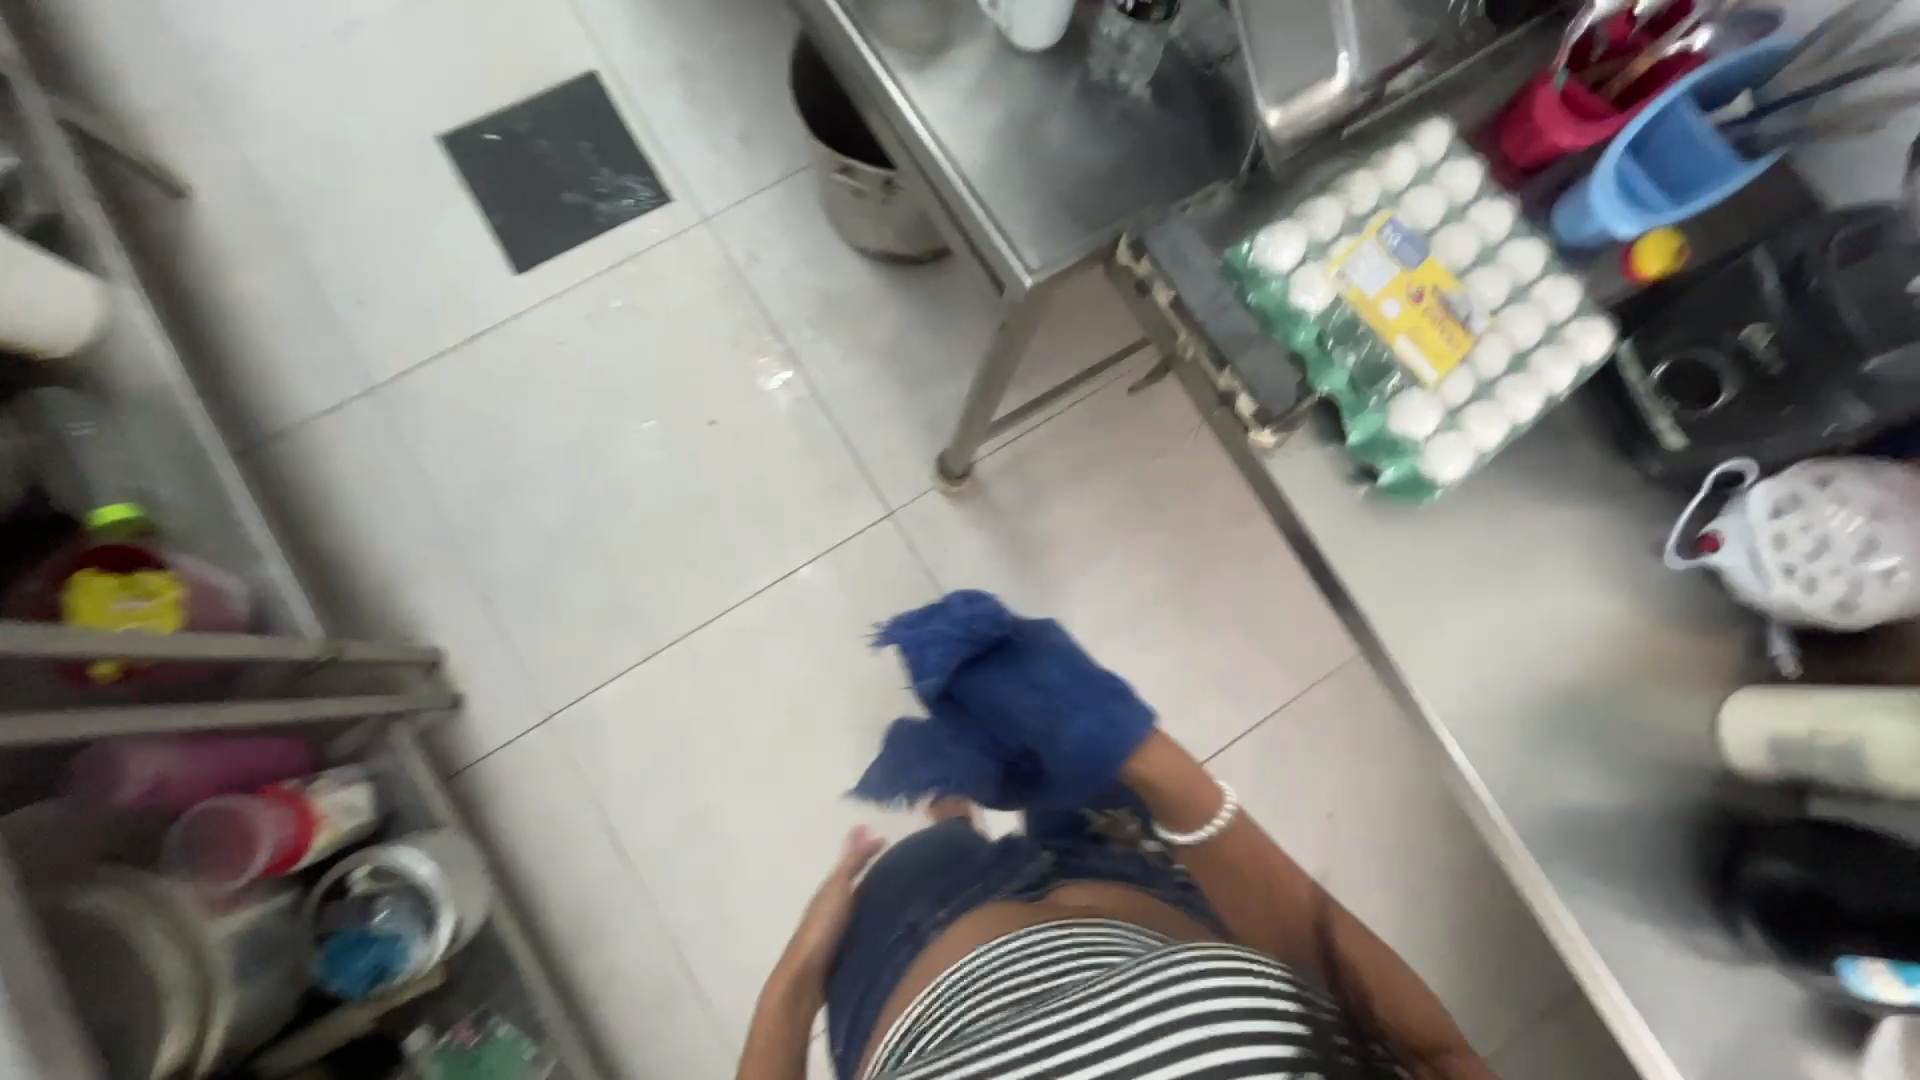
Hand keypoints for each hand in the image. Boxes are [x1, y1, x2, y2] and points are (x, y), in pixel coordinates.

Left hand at [774, 826, 886, 999]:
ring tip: (905, 894)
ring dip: (877, 898)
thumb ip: (851, 863)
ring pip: (861, 908)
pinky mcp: (848, 954)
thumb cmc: (821, 929)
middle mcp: (835, 908)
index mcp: (831, 890)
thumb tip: (863, 829)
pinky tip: (894, 927)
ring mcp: (840, 932)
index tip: (886, 838)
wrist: (804, 980)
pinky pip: (867, 929)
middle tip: (901, 863)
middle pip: (856, 885)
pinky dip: (878, 921)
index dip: (866, 851)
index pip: (852, 864)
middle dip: (873, 873)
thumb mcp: (837, 888)